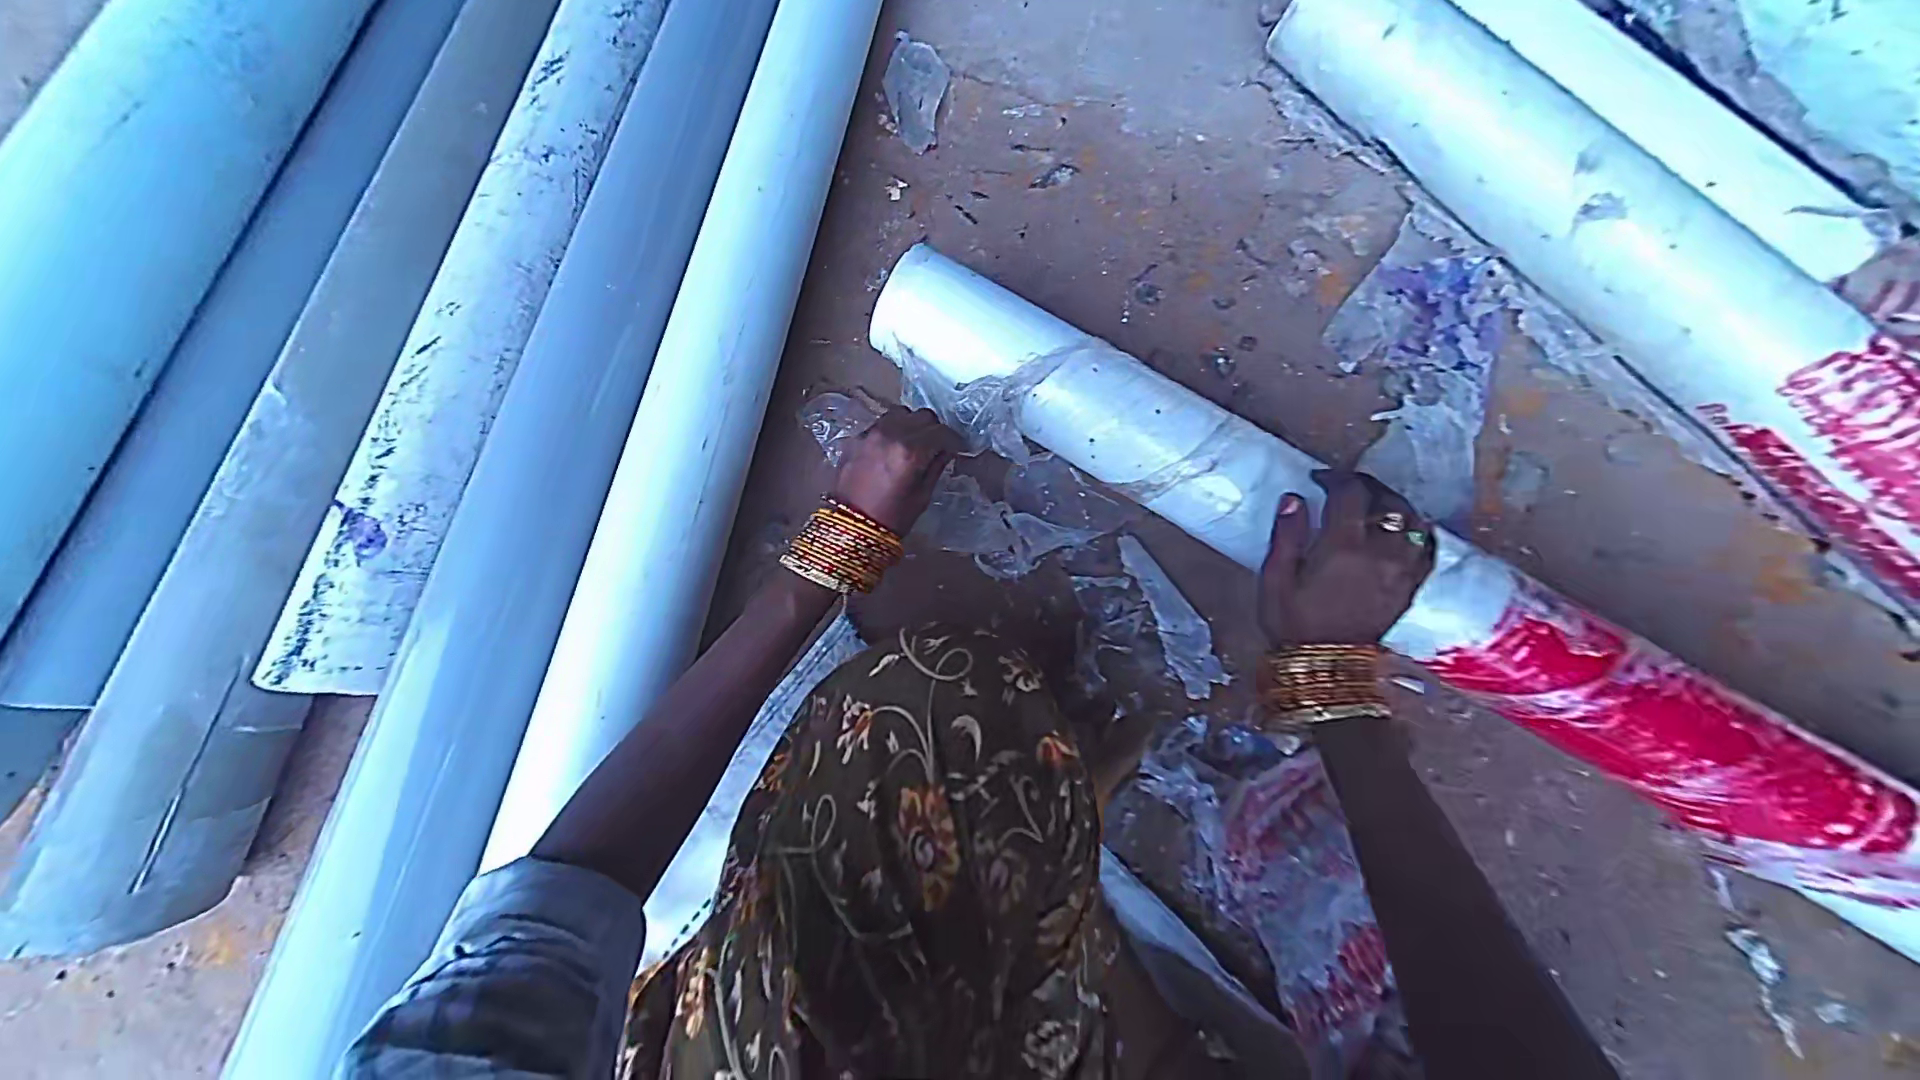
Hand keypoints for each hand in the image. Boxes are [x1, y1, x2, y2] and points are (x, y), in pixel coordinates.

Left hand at [831, 407, 961, 533]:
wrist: (850, 526)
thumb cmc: (892, 517)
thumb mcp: (922, 495)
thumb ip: (936, 466)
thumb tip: (946, 450)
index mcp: (910, 451)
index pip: (941, 432)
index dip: (954, 440)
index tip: (958, 448)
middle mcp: (890, 434)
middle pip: (922, 416)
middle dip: (934, 430)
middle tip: (937, 445)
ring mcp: (871, 433)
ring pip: (901, 414)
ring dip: (912, 425)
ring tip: (914, 442)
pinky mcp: (856, 437)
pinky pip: (881, 424)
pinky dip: (893, 430)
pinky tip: (893, 447)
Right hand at [1260, 470, 1435, 648]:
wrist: (1326, 663)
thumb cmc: (1292, 621)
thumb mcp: (1275, 578)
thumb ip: (1286, 535)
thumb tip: (1294, 498)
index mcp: (1343, 546)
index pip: (1350, 493)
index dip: (1335, 478)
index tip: (1319, 479)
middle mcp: (1381, 552)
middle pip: (1387, 499)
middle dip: (1366, 484)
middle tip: (1345, 485)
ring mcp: (1403, 569)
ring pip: (1413, 519)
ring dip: (1394, 502)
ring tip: (1373, 502)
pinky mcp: (1412, 585)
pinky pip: (1428, 547)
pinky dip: (1417, 529)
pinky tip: (1402, 529)